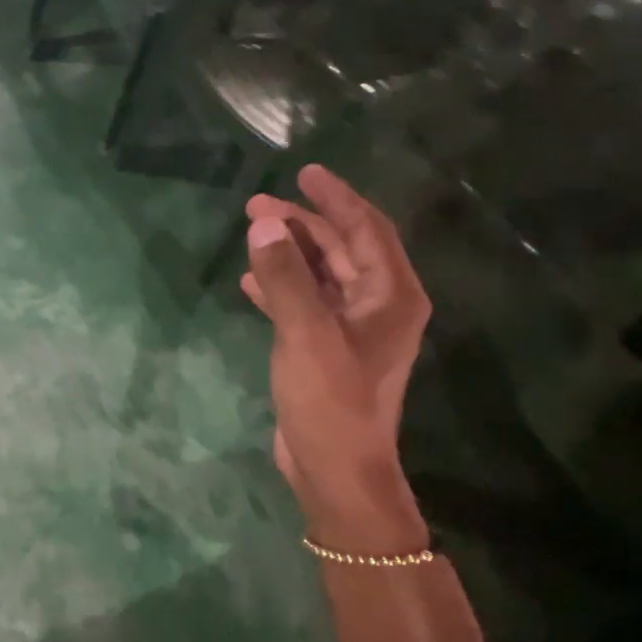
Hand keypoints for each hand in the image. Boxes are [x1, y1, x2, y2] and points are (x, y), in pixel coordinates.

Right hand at [240, 165, 430, 551]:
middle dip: (303, 223)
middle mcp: (378, 306)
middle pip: (341, 249)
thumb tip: (264, 223)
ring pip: (321, 276)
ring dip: (288, 253)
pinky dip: (280, 288)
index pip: (367, 230)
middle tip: (257, 203)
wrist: (336, 469)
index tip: (305, 172)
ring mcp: (352, 330)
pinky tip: (250, 280)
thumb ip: (285, 278)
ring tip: (250, 231)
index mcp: (390, 296)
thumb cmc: (331, 400)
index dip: (337, 199)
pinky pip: (305, 304)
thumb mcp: (306, 334)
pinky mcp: (326, 350)